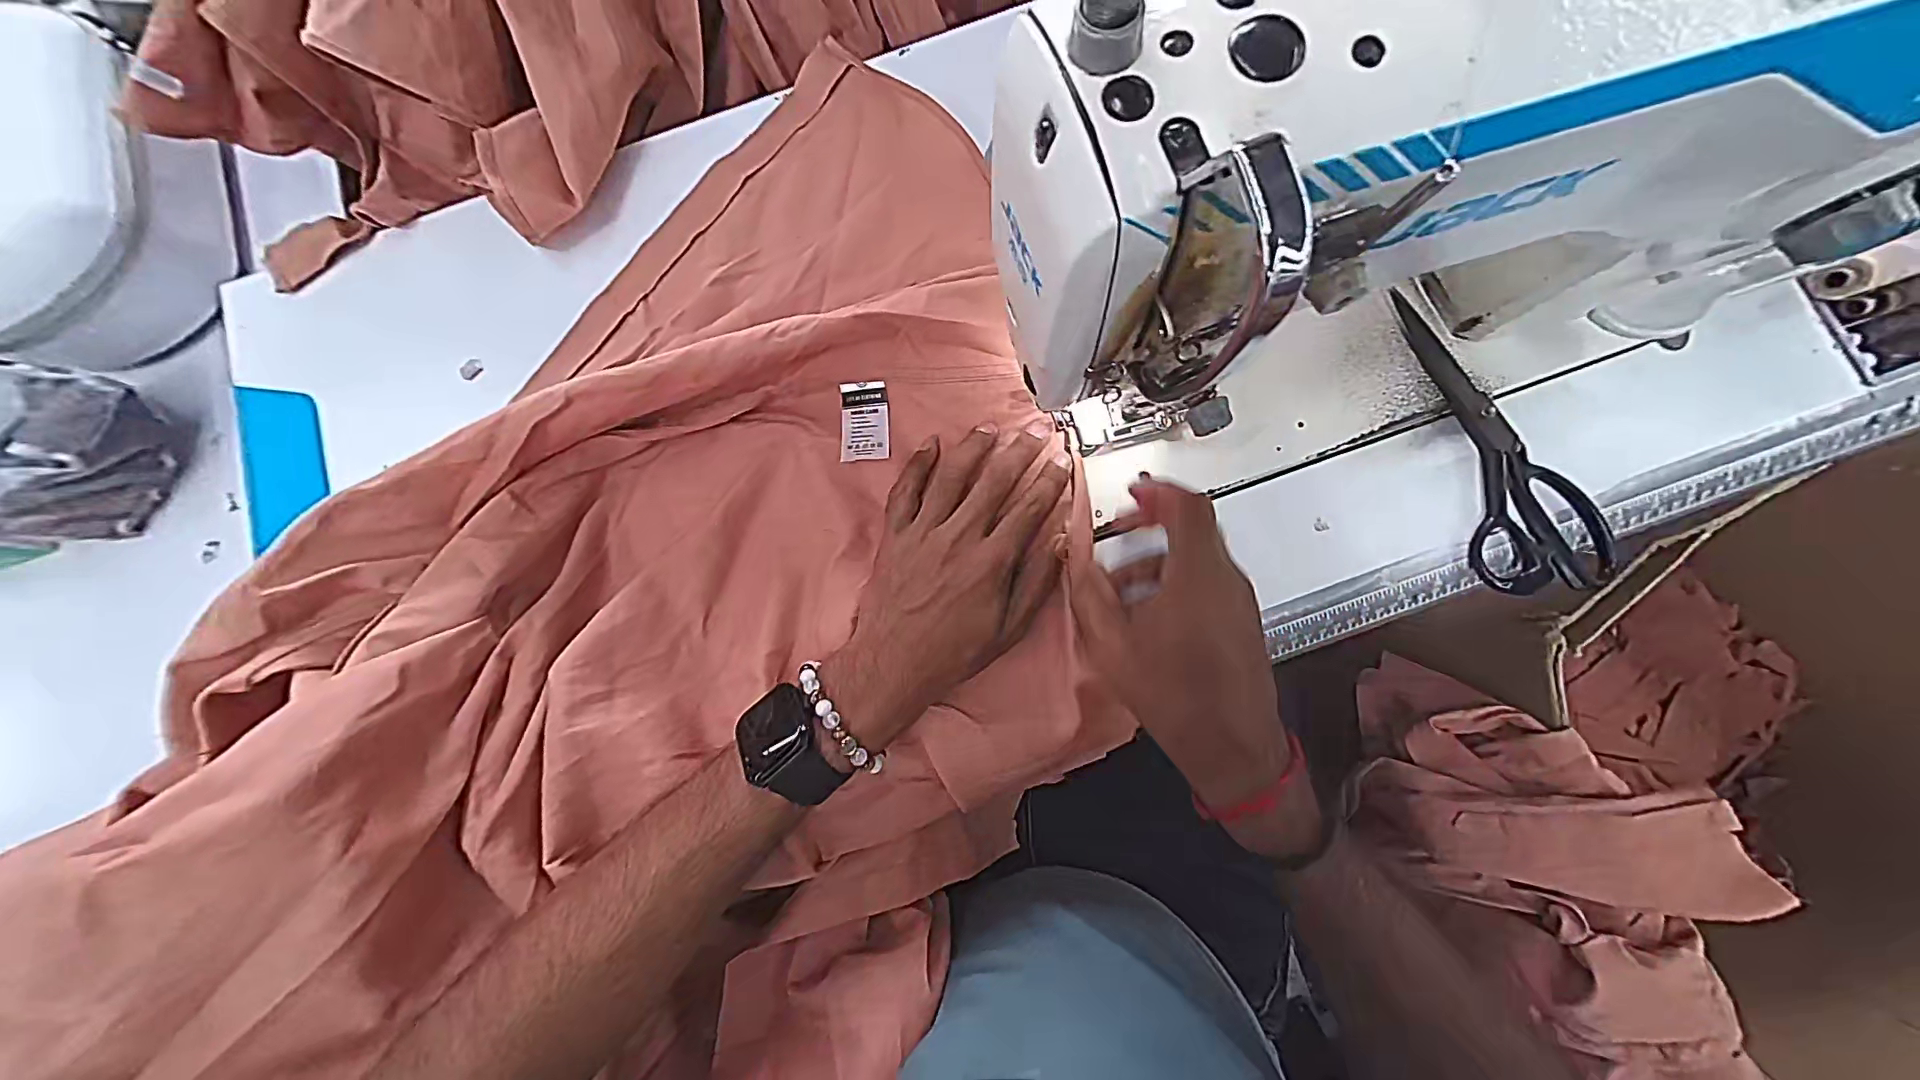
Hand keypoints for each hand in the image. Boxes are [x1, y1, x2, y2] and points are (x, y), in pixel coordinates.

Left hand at [822, 423, 1072, 751]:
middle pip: (994, 481)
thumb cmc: (951, 650)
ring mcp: (923, 532)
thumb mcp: (1008, 629)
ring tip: (989, 429)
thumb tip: (1057, 543)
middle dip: (1019, 451)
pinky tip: (930, 446)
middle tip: (1034, 431)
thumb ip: (1036, 582)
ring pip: (951, 476)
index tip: (1061, 461)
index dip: (1049, 480)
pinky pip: (906, 490)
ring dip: (973, 448)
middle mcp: (957, 538)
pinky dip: (917, 465)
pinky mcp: (896, 535)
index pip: (1028, 507)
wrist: (893, 662)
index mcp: (990, 561)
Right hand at [1068, 477, 1320, 860]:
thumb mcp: (1113, 645)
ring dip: (1159, 558)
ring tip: (1124, 586)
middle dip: (1151, 526)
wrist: (1231, 744)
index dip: (1158, 490)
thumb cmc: (1178, 698)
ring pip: (1198, 556)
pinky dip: (1176, 579)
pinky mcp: (1241, 618)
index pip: (1188, 506)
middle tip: (1120, 534)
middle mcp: (1226, 579)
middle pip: (1193, 527)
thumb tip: (1079, 566)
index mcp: (1196, 575)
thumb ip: (1090, 596)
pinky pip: (1207, 580)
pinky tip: (1148, 611)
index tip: (1136, 491)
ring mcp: (1239, 599)